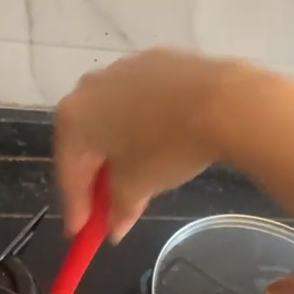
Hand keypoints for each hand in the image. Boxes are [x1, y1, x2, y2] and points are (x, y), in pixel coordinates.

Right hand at [54, 49, 288, 237]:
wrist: (224, 102)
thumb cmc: (166, 148)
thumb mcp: (137, 187)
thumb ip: (117, 209)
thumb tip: (113, 229)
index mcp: (72, 118)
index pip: (69, 173)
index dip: (76, 207)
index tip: (81, 232)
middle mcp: (87, 88)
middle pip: (86, 142)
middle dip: (95, 177)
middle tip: (105, 206)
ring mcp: (122, 69)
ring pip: (112, 119)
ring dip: (118, 149)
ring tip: (135, 174)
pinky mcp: (156, 60)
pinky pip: (138, 101)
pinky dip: (141, 124)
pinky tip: (158, 141)